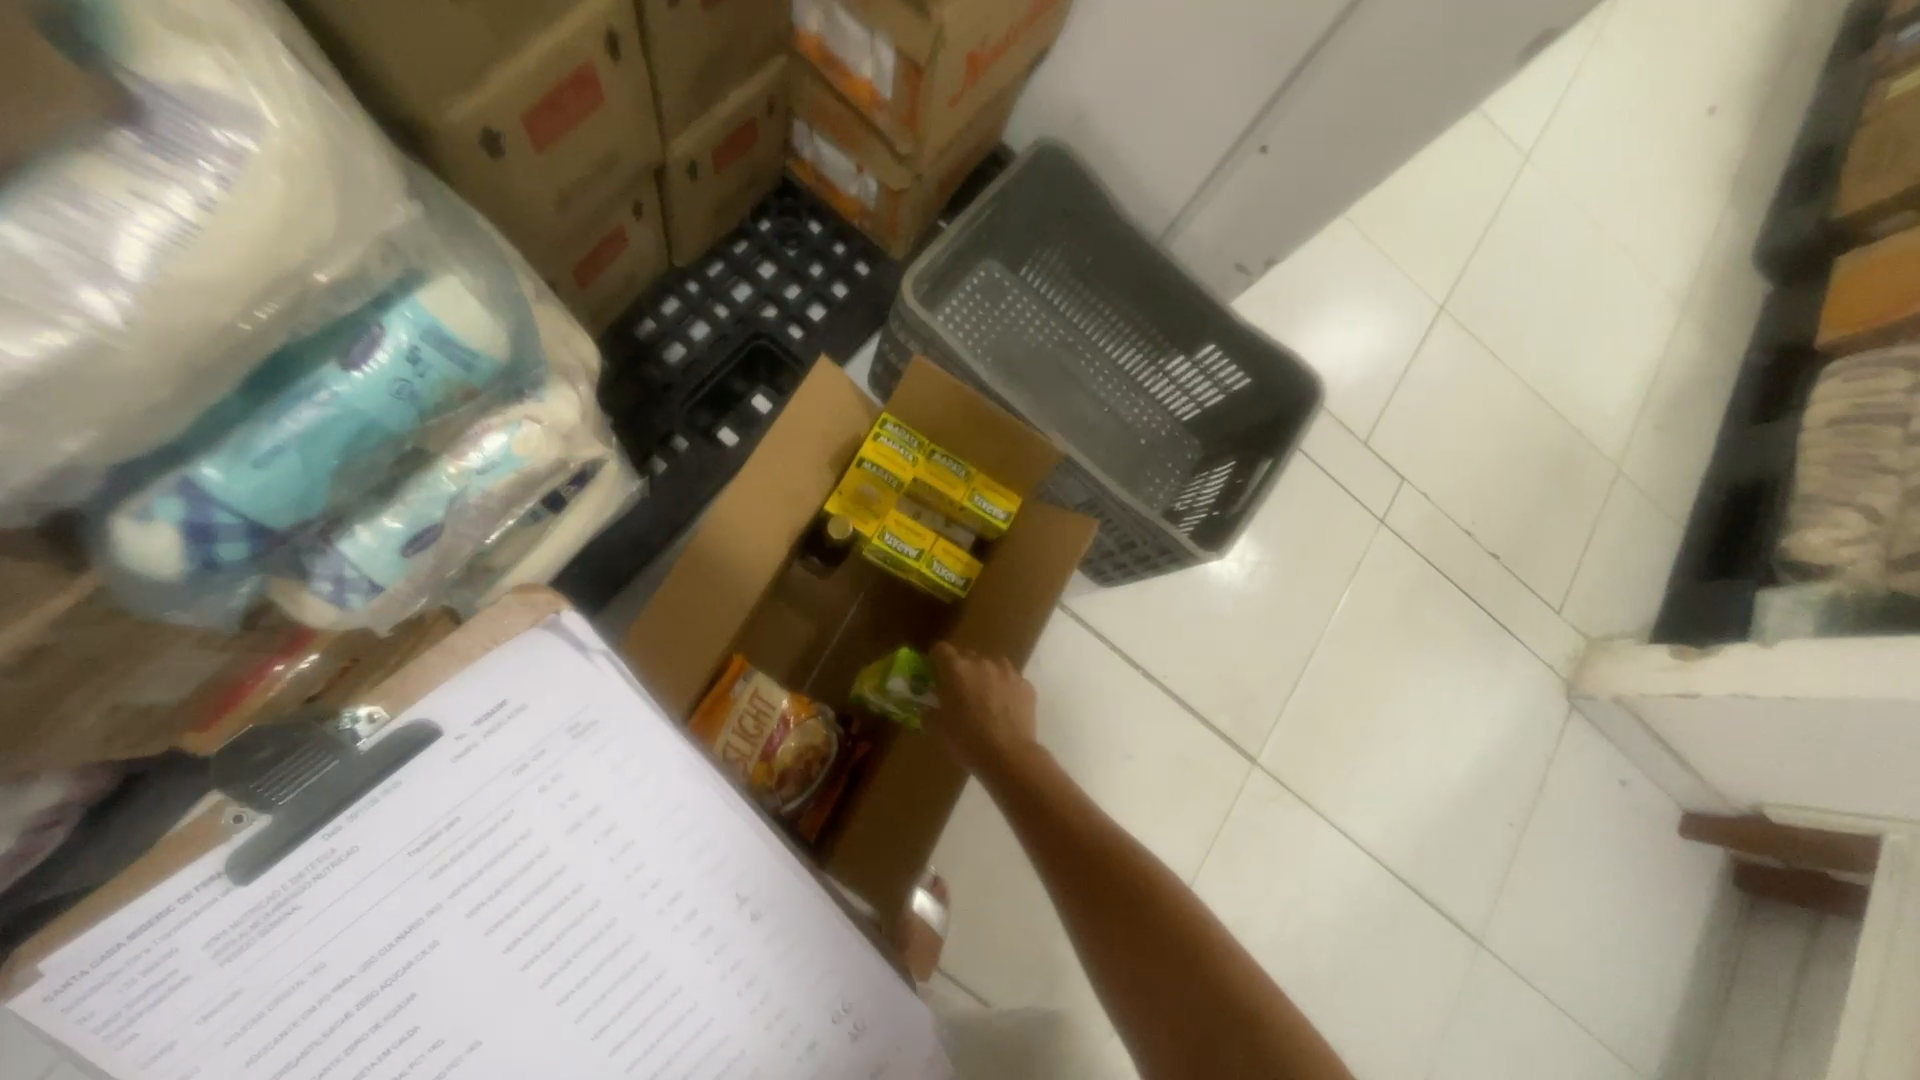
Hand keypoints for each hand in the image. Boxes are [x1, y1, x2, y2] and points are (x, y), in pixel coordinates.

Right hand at [927, 642, 1038, 774]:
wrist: (1009, 755)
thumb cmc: (967, 741)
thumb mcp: (939, 729)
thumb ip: (930, 712)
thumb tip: (928, 708)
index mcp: (956, 670)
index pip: (940, 650)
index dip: (936, 661)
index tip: (935, 675)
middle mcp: (982, 663)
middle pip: (967, 656)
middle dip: (961, 671)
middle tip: (960, 693)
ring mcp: (1007, 672)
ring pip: (992, 666)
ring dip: (985, 677)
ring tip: (986, 699)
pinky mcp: (1026, 685)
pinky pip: (1011, 680)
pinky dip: (1006, 689)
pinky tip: (1005, 709)